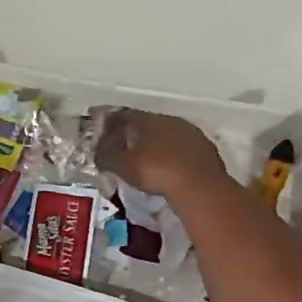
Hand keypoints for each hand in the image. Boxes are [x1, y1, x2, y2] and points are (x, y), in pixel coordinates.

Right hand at [93, 108, 228, 200]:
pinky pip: (179, 148)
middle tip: (117, 145)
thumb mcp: (121, 166)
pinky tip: (163, 167)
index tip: (97, 127)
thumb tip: (97, 152)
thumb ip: (105, 156)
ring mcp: (191, 134)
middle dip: (129, 133)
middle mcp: (171, 121)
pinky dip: (168, 154)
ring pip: (164, 135)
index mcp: (148, 120)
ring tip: (140, 158)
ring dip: (151, 144)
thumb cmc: (155, 171)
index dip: (107, 120)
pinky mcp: (205, 150)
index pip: (123, 114)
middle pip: (145, 124)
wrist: (200, 187)